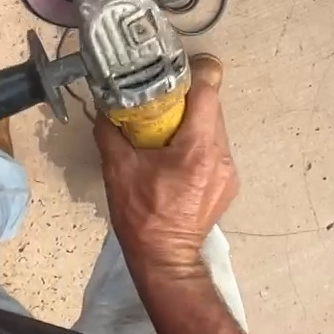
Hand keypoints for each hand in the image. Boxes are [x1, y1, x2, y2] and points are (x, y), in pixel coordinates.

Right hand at [94, 55, 236, 285]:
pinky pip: (214, 149)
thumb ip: (111, 131)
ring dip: (190, 123)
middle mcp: (221, 156)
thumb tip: (105, 105)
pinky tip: (174, 159)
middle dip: (184, 100)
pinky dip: (196, 144)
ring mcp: (228, 171)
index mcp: (198, 148)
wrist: (165, 259)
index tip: (169, 74)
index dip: (190, 75)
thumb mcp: (117, 170)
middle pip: (211, 107)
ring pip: (213, 128)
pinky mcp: (227, 184)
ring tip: (163, 133)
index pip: (207, 91)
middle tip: (157, 103)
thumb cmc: (141, 216)